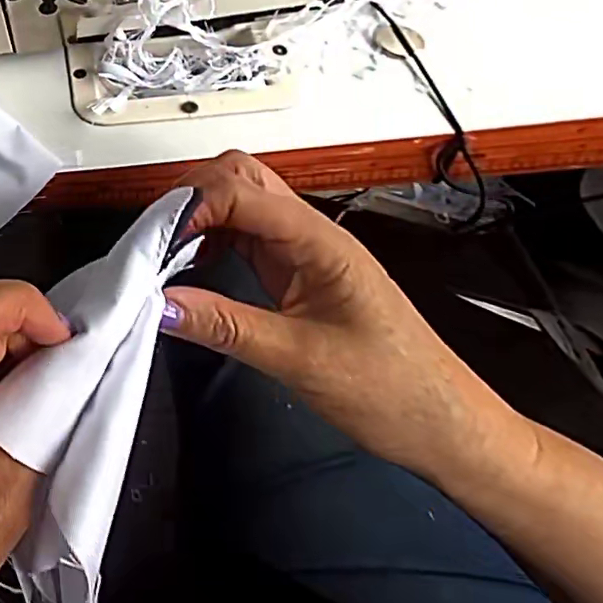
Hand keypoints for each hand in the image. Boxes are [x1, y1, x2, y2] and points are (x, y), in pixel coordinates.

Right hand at [162, 151, 532, 480]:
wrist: (446, 426)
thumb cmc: (398, 390)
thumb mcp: (301, 361)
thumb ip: (225, 327)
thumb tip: (164, 304)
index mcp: (320, 242)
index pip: (241, 192)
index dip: (191, 205)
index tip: (155, 240)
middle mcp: (310, 235)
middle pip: (241, 177)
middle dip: (192, 194)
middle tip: (157, 235)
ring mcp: (302, 251)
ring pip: (239, 204)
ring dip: (198, 217)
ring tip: (166, 252)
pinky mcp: (294, 272)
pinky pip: (242, 237)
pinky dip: (210, 242)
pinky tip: (193, 266)